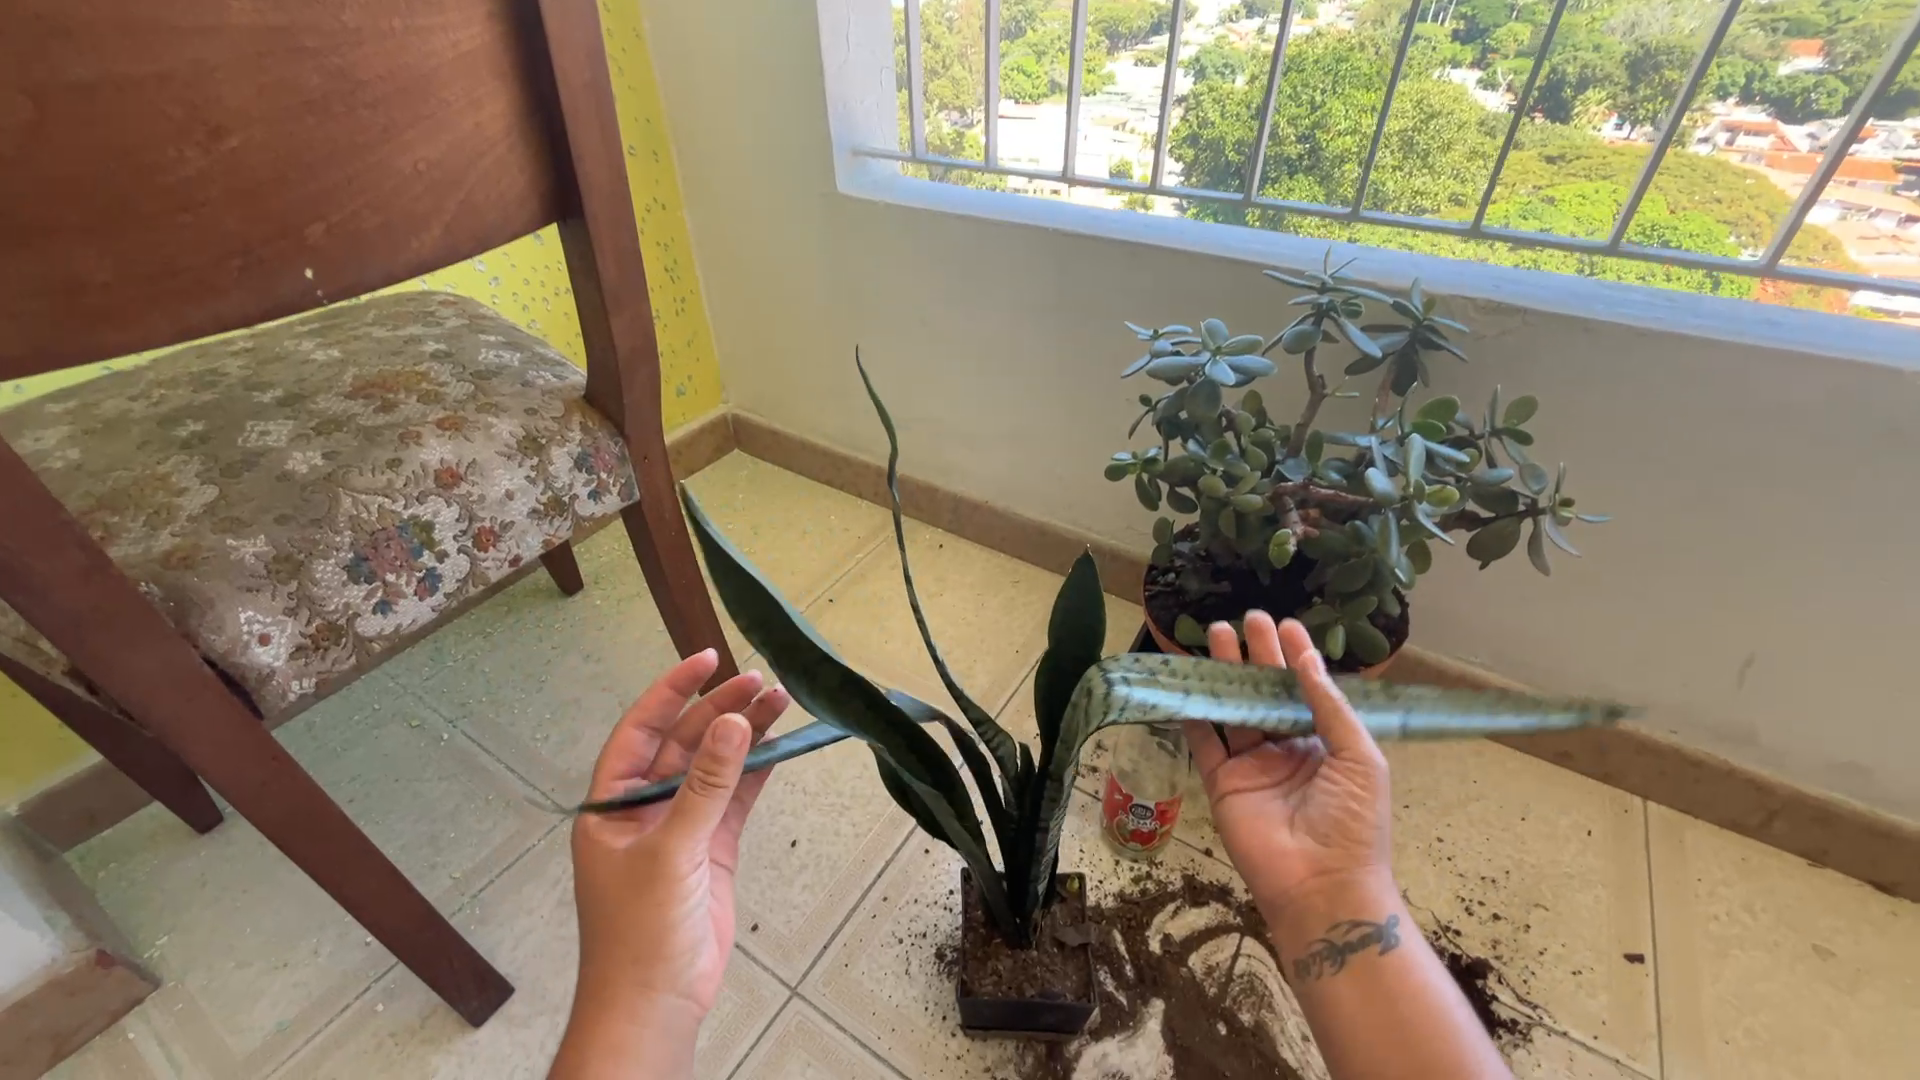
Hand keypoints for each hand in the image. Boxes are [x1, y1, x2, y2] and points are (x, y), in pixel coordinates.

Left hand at [567, 649, 788, 1021]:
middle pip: (685, 742)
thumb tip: (734, 722)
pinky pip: (736, 797)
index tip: (709, 659)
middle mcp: (645, 805)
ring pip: (716, 766)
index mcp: (612, 803)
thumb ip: (706, 785)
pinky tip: (780, 745)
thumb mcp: (671, 850)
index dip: (672, 690)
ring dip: (745, 735)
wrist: (657, 1005)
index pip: (642, 729)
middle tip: (761, 681)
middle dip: (720, 709)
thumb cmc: (642, 930)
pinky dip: (757, 771)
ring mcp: (683, 825)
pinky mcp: (714, 846)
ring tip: (780, 700)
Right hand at [1183, 611, 1393, 924]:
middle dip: (1256, 655)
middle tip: (1245, 618)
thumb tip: (1307, 659)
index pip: (1306, 690)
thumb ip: (1330, 707)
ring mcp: (1251, 765)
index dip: (1296, 657)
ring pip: (1233, 710)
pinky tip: (1188, 684)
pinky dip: (1194, 715)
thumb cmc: (1354, 822)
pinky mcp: (1221, 783)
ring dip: (1224, 674)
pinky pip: (1204, 743)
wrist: (1322, 885)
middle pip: (1265, 692)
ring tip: (1214, 634)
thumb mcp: (1359, 758)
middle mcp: (1286, 749)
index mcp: (1324, 744)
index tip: (1285, 624)